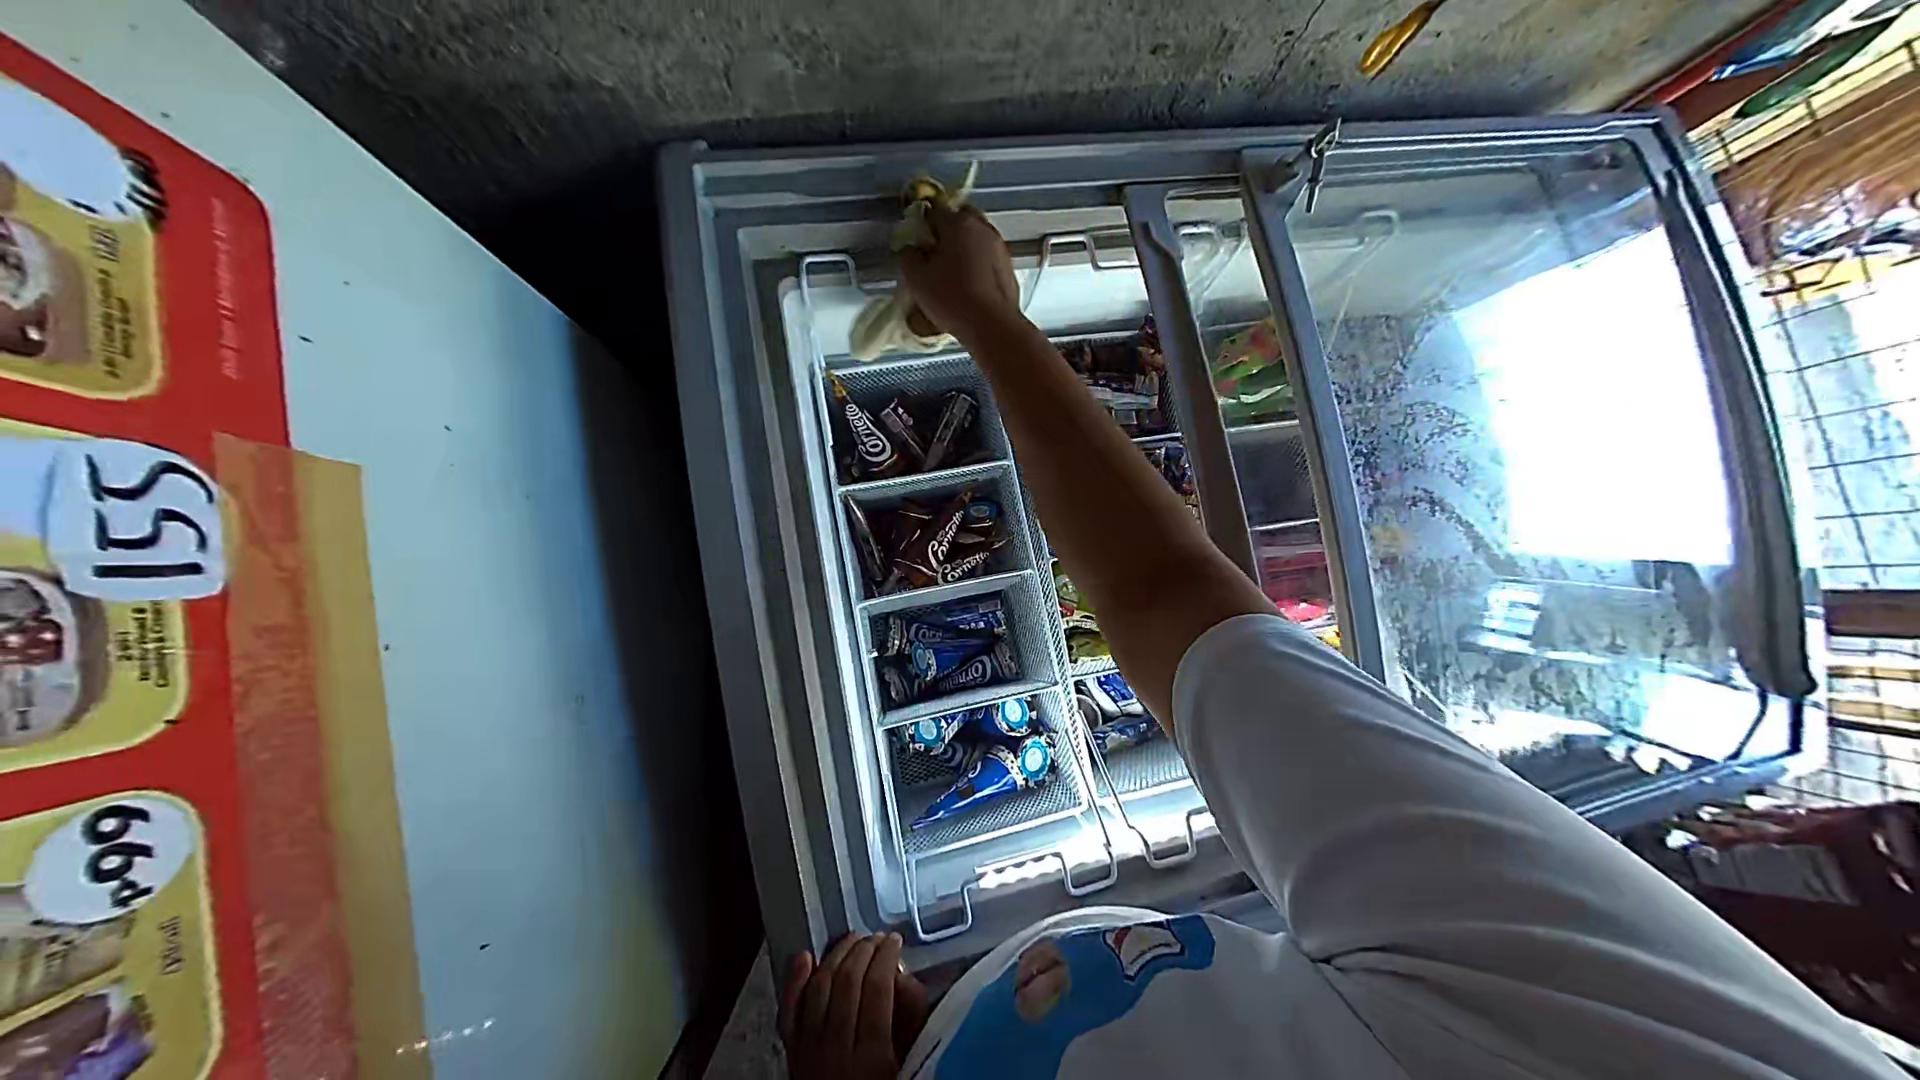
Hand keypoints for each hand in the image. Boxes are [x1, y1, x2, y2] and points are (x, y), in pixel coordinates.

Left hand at [780, 932, 929, 1079]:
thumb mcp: (910, 1060)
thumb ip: (912, 1018)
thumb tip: (904, 976)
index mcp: (872, 1057)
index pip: (877, 988)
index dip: (886, 956)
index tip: (895, 940)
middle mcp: (836, 1049)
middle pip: (847, 981)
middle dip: (865, 949)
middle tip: (878, 937)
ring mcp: (809, 1050)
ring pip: (820, 987)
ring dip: (837, 954)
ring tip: (854, 939)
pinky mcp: (792, 1053)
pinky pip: (789, 1011)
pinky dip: (795, 980)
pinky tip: (806, 956)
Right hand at [898, 205, 1023, 343]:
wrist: (993, 325)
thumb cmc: (952, 299)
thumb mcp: (917, 280)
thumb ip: (908, 257)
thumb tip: (910, 248)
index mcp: (957, 223)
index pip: (935, 210)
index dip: (923, 224)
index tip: (918, 242)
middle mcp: (982, 228)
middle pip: (961, 218)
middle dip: (948, 230)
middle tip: (936, 253)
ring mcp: (999, 247)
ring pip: (978, 237)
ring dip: (966, 246)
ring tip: (954, 271)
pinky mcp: (1009, 268)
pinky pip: (989, 257)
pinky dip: (979, 263)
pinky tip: (971, 284)